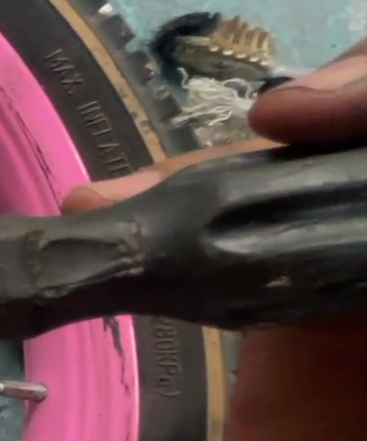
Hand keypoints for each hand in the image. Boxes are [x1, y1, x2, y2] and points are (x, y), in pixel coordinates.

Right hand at [66, 42, 366, 440]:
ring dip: (202, 178)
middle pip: (345, 149)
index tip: (306, 117)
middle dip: (306, 124)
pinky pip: (221, 251)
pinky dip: (161, 233)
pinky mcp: (279, 324)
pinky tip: (99, 225)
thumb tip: (308, 147)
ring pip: (279, 189)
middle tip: (240, 134)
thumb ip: (352, 267)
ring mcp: (349, 284)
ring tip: (107, 198)